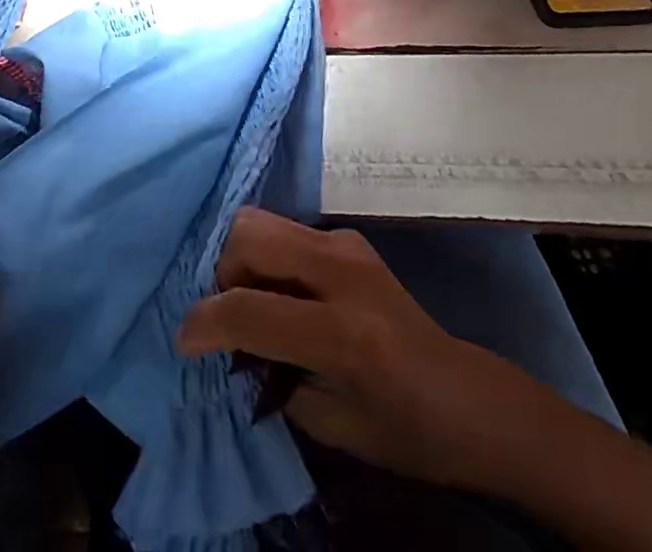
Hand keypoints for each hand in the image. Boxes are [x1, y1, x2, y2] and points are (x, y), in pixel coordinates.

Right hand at [176, 207, 523, 489]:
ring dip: (245, 262)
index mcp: (344, 334)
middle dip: (224, 273)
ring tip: (260, 306)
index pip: (250, 310)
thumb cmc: (401, 429)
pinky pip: (286, 233)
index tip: (185, 344)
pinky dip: (268, 259)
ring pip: (263, 223)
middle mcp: (345, 273)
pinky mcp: (352, 240)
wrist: (467, 398)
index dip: (204, 324)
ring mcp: (350, 247)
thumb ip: (268, 373)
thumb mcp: (325, 422)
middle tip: (234, 317)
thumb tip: (228, 340)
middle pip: (250, 235)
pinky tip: (286, 297)